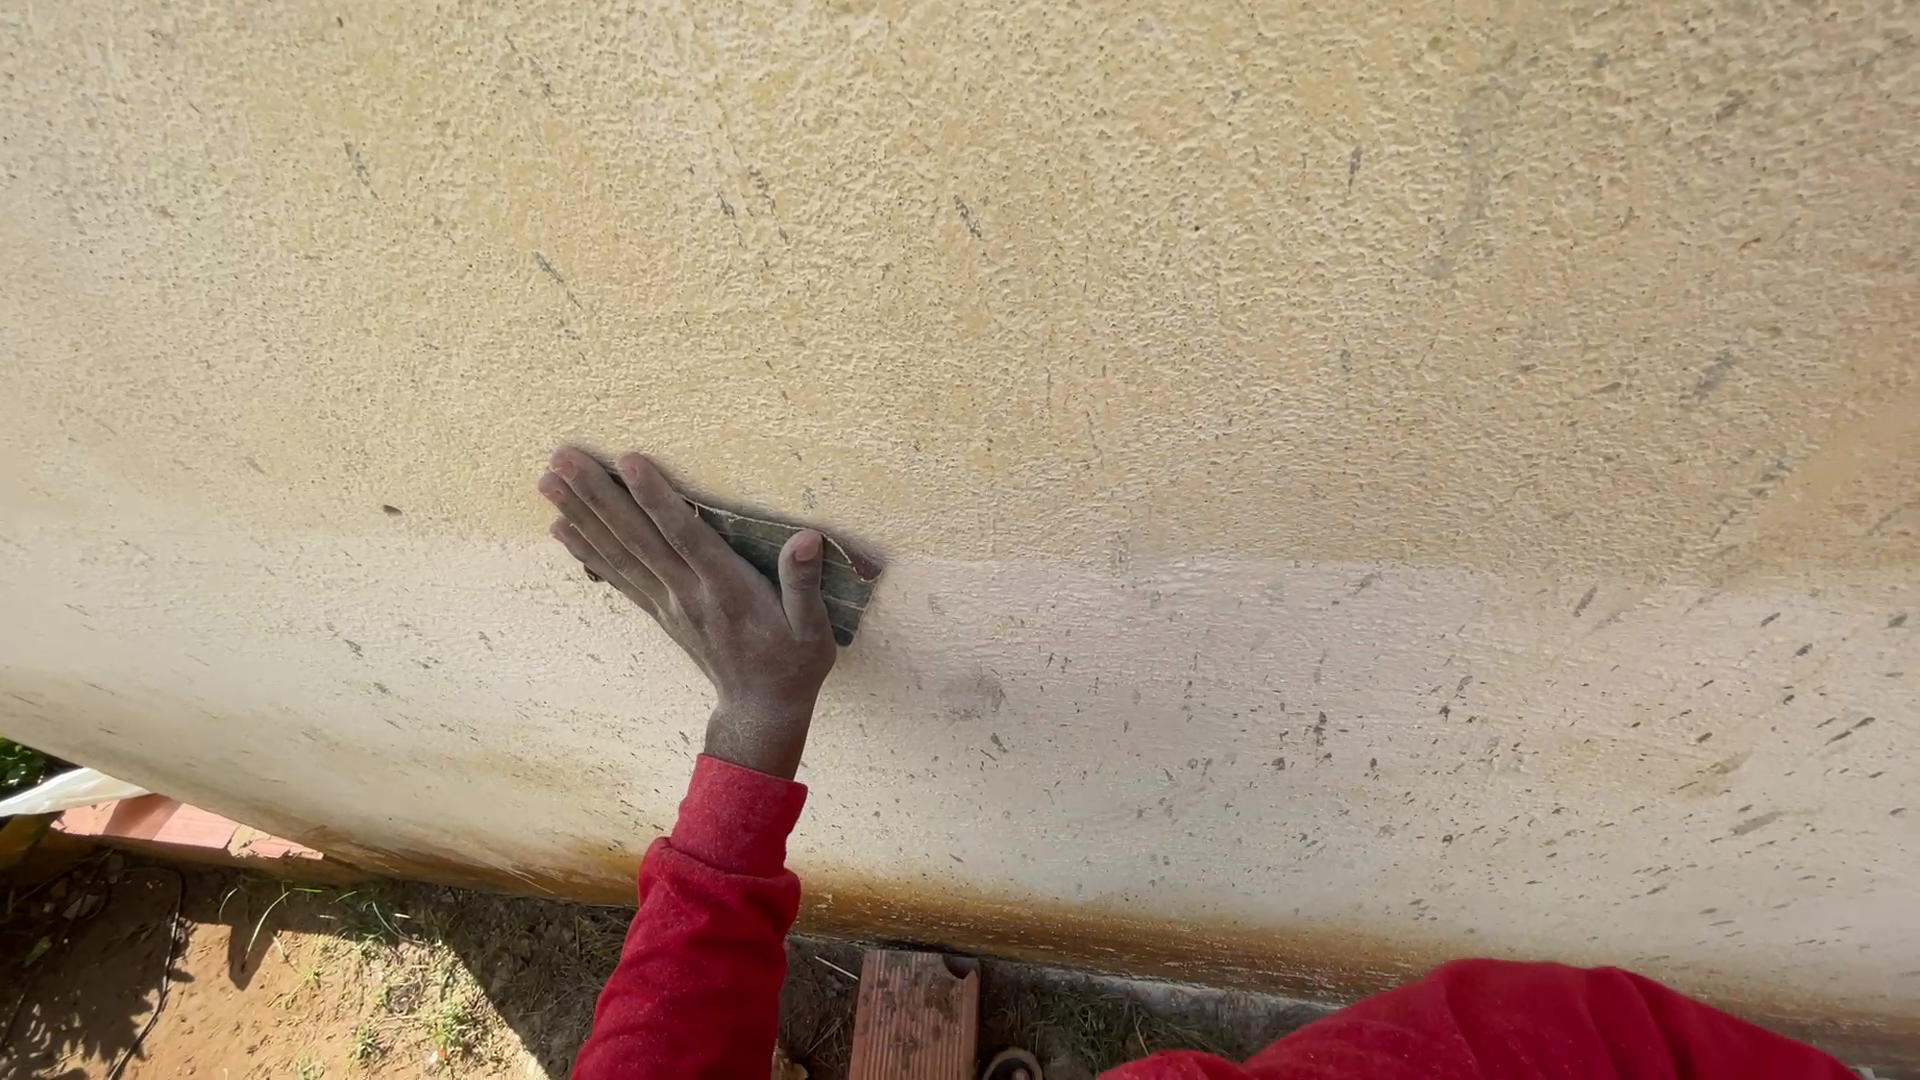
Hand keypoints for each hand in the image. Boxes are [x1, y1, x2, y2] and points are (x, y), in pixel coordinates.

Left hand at [538, 446, 837, 778]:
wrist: (760, 709)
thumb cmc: (793, 662)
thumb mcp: (813, 628)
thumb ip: (805, 582)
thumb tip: (806, 538)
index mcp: (728, 591)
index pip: (685, 537)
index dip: (657, 499)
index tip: (628, 461)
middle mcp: (689, 594)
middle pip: (637, 539)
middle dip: (599, 496)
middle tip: (562, 457)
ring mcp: (669, 604)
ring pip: (619, 553)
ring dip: (582, 515)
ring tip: (548, 481)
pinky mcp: (660, 613)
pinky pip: (618, 576)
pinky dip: (586, 550)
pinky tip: (561, 527)